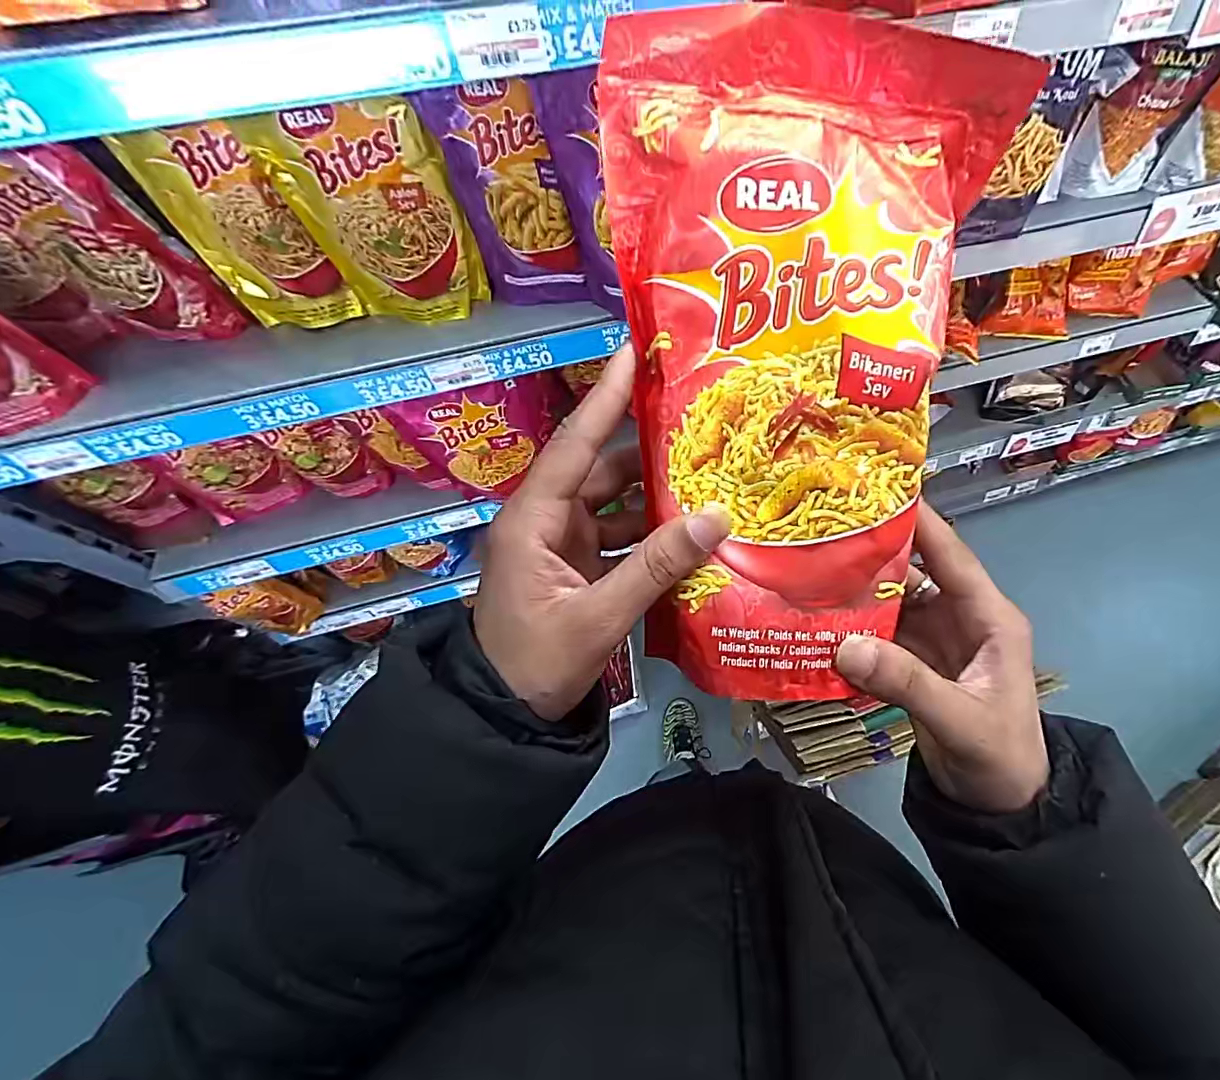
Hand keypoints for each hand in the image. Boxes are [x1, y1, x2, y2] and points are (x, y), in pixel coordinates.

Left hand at [475, 344, 730, 720]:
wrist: (503, 715)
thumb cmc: (536, 663)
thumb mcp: (598, 616)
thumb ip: (655, 567)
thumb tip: (716, 517)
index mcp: (535, 519)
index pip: (574, 446)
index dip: (604, 399)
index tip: (631, 353)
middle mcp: (547, 521)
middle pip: (601, 471)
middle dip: (647, 450)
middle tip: (698, 423)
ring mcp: (563, 545)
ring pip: (614, 505)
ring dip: (655, 497)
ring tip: (709, 476)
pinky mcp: (578, 568)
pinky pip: (620, 538)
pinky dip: (652, 536)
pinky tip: (691, 533)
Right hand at [832, 511, 1046, 812]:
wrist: (999, 806)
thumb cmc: (1000, 757)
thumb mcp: (961, 720)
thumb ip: (907, 683)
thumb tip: (845, 645)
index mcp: (988, 617)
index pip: (952, 556)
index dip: (920, 523)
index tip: (878, 491)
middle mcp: (959, 617)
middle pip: (914, 572)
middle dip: (873, 552)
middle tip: (822, 531)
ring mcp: (934, 639)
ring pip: (891, 601)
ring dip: (856, 590)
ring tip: (810, 569)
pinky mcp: (914, 662)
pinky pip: (879, 633)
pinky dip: (852, 627)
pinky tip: (819, 619)